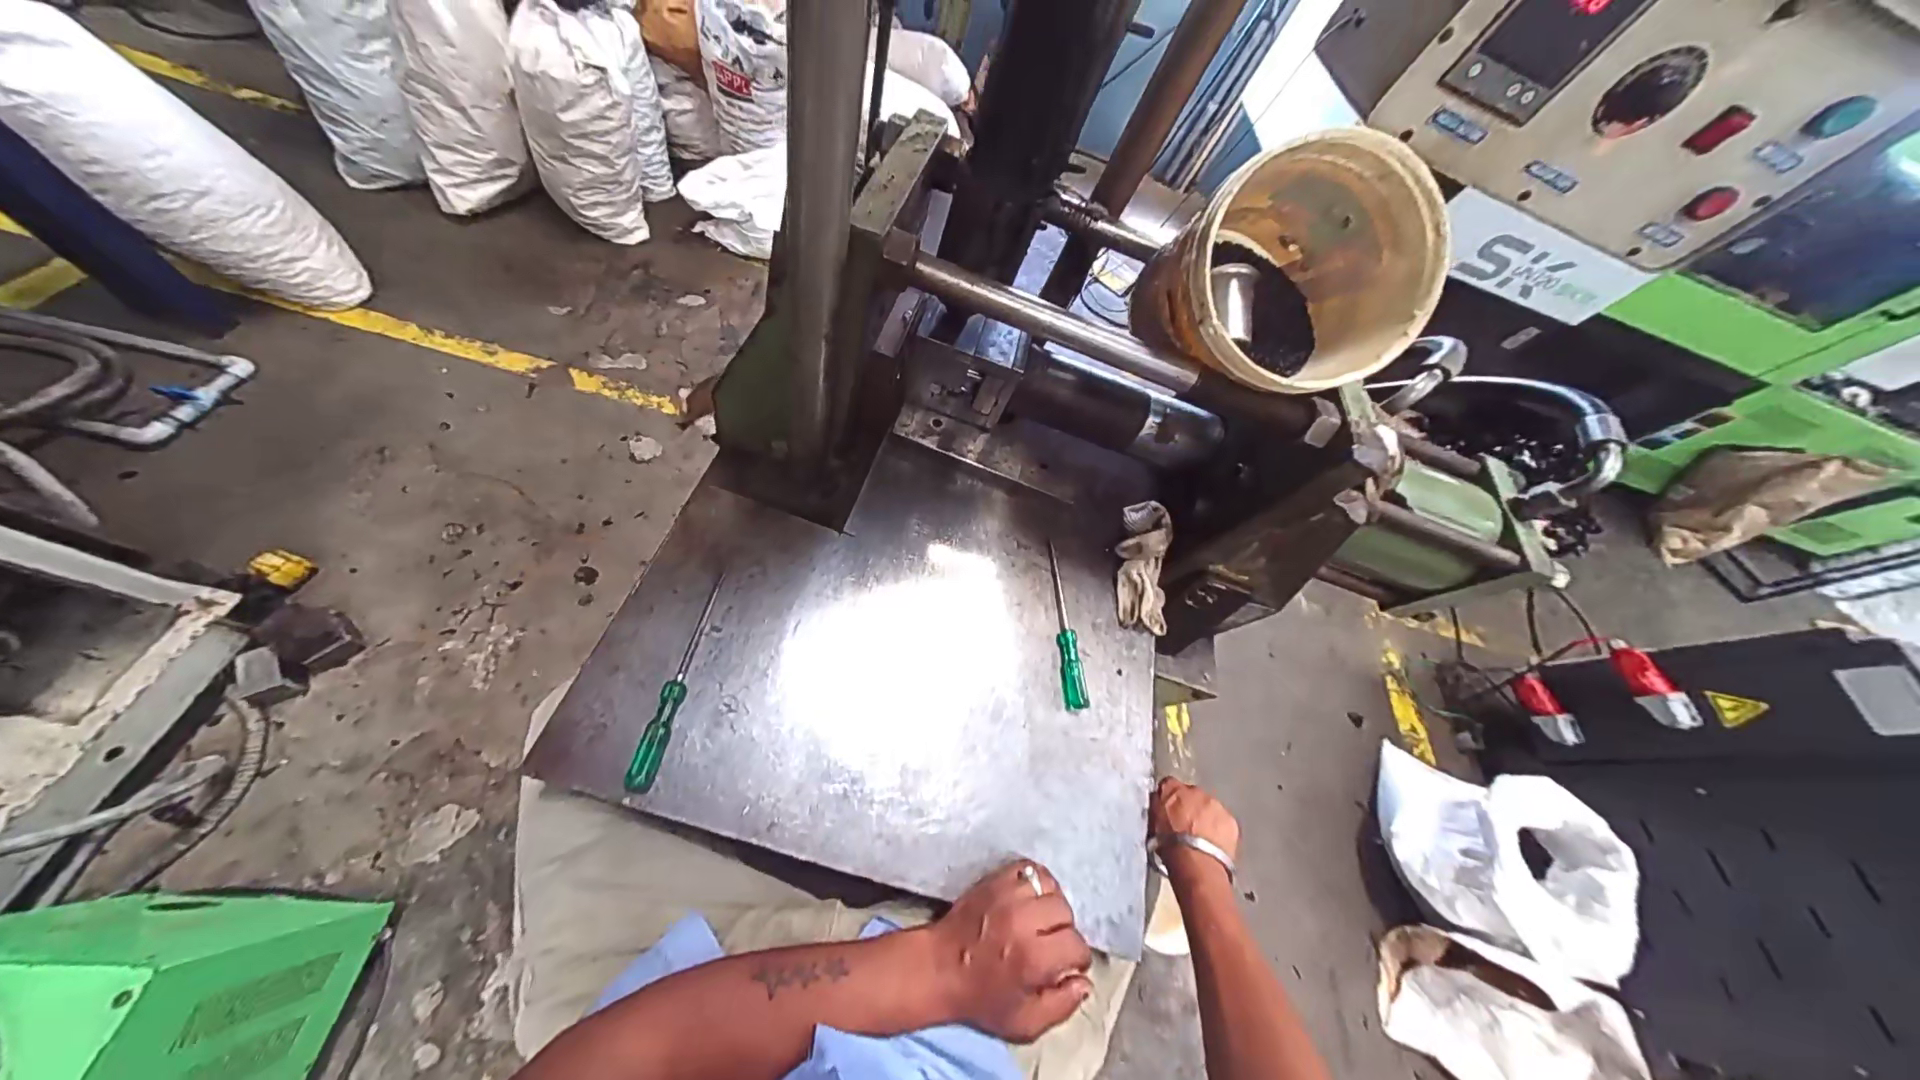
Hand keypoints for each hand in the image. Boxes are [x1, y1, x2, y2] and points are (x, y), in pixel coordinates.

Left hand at [925, 861, 1093, 1042]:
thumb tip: (1084, 983)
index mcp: (1032, 958)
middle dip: (1064, 929)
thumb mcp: (1024, 1023)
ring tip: (1041, 918)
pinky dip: (1035, 880)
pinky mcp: (994, 879)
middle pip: (1065, 912)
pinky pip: (1028, 867)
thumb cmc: (981, 999)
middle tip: (1051, 941)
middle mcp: (1023, 920)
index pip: (1076, 945)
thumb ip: (1061, 1006)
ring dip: (1050, 903)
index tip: (1066, 963)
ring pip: (1050, 886)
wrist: (938, 967)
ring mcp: (1007, 895)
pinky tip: (1030, 898)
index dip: (1076, 958)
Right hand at [1149, 777, 1239, 886]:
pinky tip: (1214, 842)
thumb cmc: (1170, 845)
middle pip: (1192, 794)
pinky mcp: (1231, 821)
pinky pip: (1223, 821)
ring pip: (1210, 807)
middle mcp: (1195, 791)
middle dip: (1190, 806)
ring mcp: (1216, 805)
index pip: (1168, 784)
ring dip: (1205, 817)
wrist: (1197, 863)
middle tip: (1186, 825)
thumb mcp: (1153, 823)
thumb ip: (1156, 806)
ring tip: (1201, 836)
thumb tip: (1158, 800)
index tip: (1168, 808)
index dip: (1169, 796)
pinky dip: (1219, 829)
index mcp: (1173, 789)